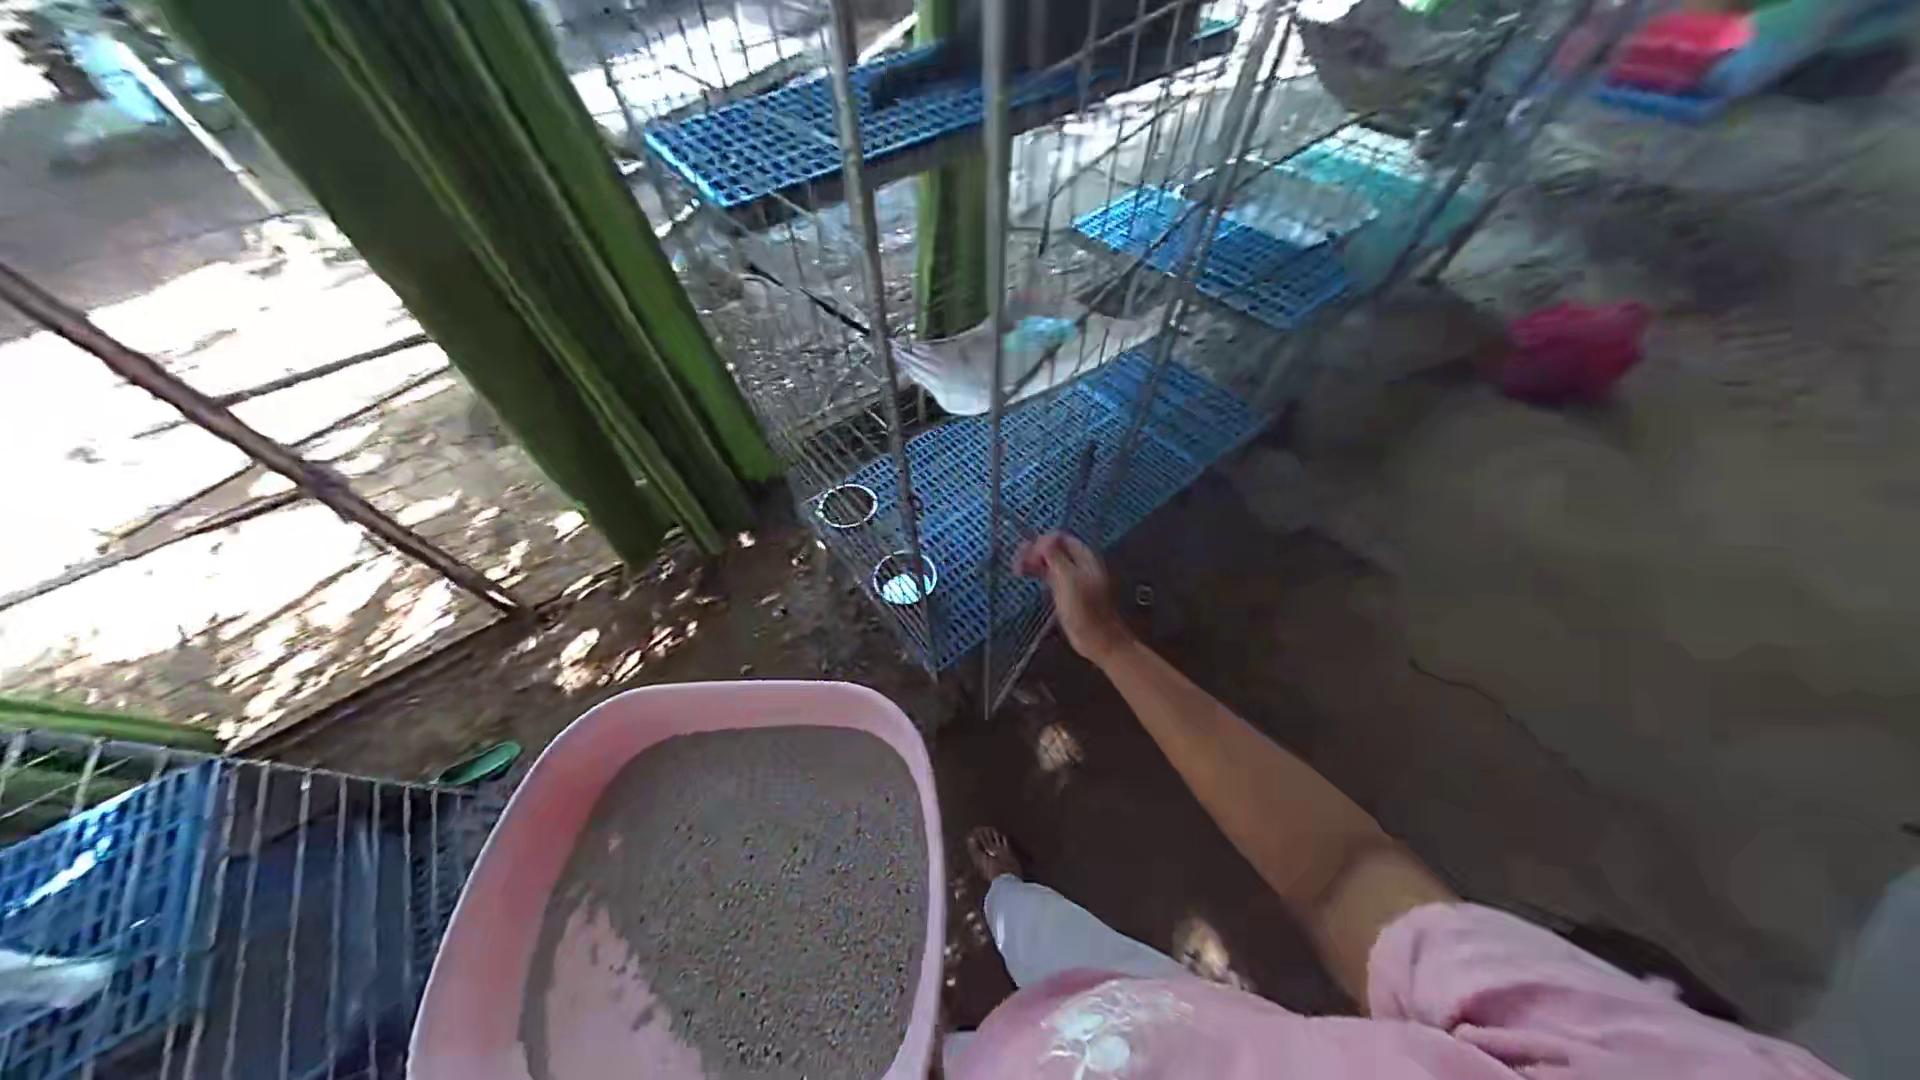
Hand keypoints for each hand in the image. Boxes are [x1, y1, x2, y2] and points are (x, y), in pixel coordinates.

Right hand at [1014, 532, 1133, 665]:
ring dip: (1033, 561)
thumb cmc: (1085, 609)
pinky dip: (1036, 572)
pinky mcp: (1064, 592)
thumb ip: (1056, 558)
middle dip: (1035, 550)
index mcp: (1085, 557)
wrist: (1097, 639)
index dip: (1044, 542)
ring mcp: (1071, 578)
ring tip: (1016, 566)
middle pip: (1054, 549)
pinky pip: (1048, 575)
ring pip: (1049, 562)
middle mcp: (1078, 564)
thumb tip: (1044, 539)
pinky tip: (1024, 573)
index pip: (1061, 538)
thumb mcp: (1069, 580)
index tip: (1029, 553)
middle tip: (1018, 558)